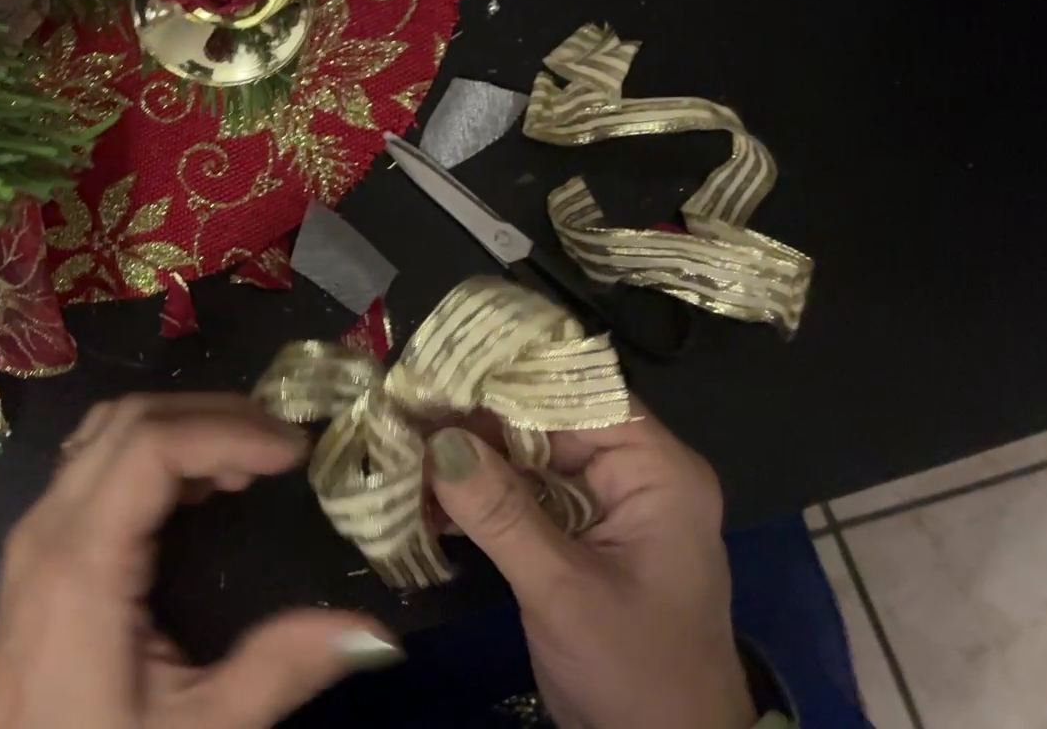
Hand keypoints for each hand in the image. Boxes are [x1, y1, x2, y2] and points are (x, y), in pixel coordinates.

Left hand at [0, 394, 402, 728]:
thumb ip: (279, 671)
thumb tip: (375, 631)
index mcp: (82, 562)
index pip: (151, 448)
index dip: (226, 432)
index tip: (292, 449)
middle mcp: (48, 524)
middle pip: (128, 421)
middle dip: (211, 415)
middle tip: (281, 442)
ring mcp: (35, 527)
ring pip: (105, 431)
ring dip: (179, 425)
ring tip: (248, 457)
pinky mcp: (37, 541)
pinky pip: (91, 460)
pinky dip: (148, 449)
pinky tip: (196, 484)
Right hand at [425, 406, 756, 728]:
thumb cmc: (639, 674)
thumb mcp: (565, 592)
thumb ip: (501, 514)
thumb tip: (435, 440)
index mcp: (652, 470)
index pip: (573, 390)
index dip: (503, 375)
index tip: (430, 371)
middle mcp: (624, 471)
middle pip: (536, 416)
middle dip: (467, 415)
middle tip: (396, 408)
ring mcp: (593, 500)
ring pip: (515, 451)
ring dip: (458, 451)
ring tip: (394, 439)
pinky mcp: (565, 529)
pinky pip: (509, 489)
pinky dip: (466, 489)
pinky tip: (417, 487)